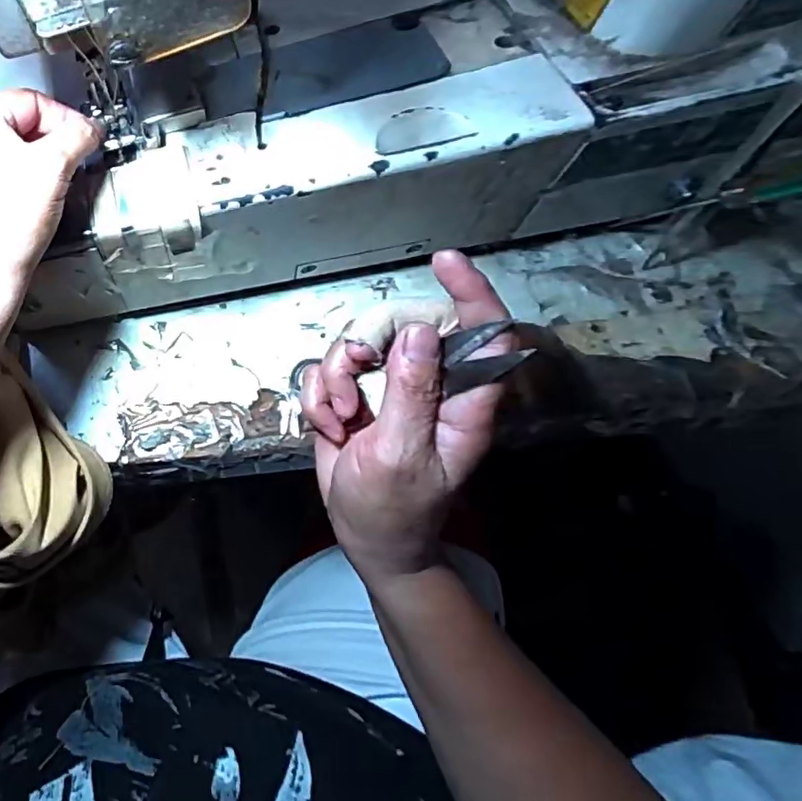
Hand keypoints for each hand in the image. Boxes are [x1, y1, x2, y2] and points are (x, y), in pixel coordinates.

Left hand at [0, 89, 102, 322]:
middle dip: (50, 143)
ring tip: (50, 187)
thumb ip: (79, 135)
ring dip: (35, 163)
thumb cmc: (7, 223)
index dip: (66, 120)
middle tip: (71, 164)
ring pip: (7, 149)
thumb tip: (89, 129)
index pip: (32, 101)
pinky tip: (28, 202)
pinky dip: (17, 182)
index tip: (85, 140)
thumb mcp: (57, 164)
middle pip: (18, 124)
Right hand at [299, 250, 513, 582]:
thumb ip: (410, 394)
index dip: (470, 292)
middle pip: (400, 325)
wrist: (365, 538)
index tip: (444, 262)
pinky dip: (318, 396)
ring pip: (355, 344)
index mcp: (462, 400)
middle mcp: (428, 384)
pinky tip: (328, 426)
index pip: (482, 332)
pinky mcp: (354, 393)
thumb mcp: (401, 455)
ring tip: (339, 421)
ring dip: (334, 380)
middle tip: (350, 385)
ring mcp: (389, 387)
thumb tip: (418, 333)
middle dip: (364, 348)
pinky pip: (327, 369)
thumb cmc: (395, 510)